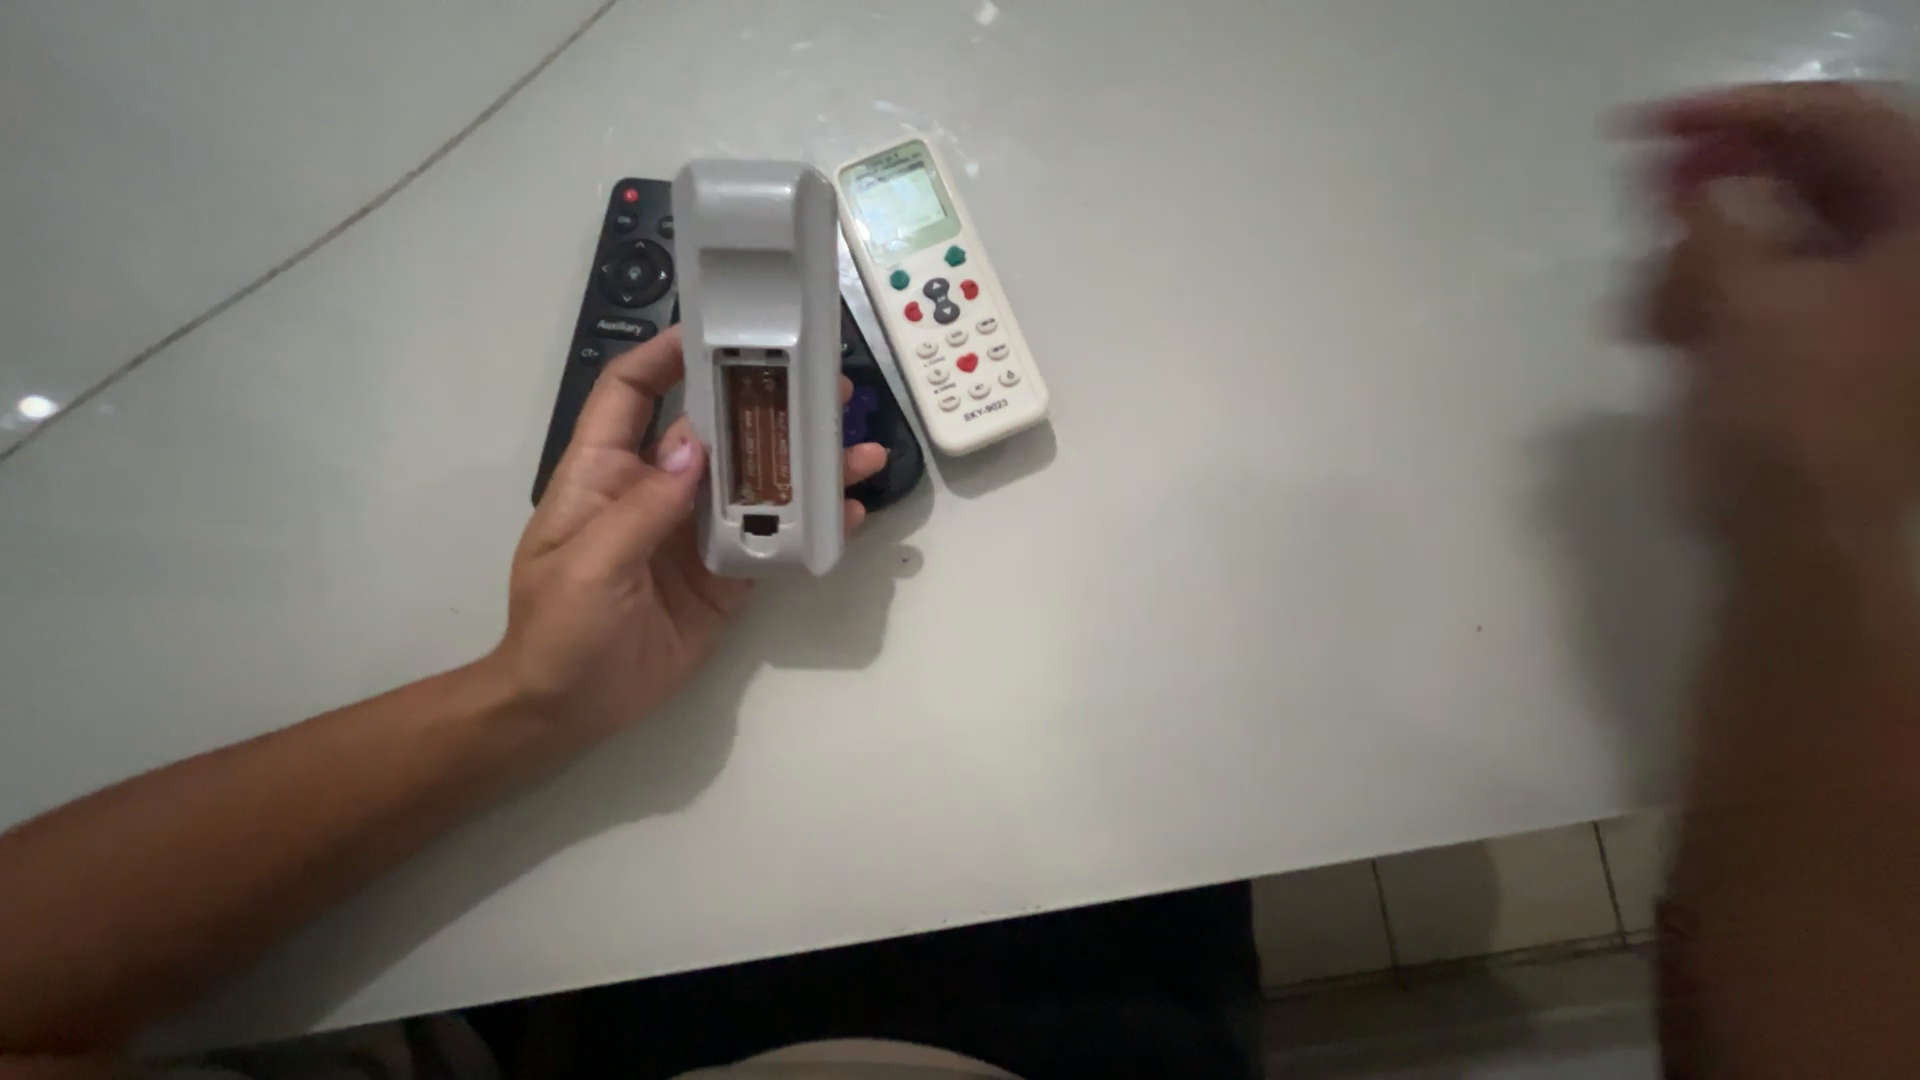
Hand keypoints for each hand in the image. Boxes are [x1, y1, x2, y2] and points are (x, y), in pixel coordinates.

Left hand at [490, 326, 888, 741]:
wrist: (571, 709)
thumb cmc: (558, 631)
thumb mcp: (587, 564)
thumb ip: (642, 506)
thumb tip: (696, 446)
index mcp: (607, 473)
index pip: (631, 392)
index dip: (667, 355)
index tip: (718, 330)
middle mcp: (659, 490)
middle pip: (718, 432)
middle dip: (770, 407)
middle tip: (829, 392)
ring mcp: (698, 533)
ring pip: (758, 484)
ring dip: (809, 468)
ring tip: (862, 454)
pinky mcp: (729, 574)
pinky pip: (774, 540)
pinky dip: (813, 527)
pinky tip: (851, 516)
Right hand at [1633, 82, 1919, 535]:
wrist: (1792, 522)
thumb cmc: (1789, 414)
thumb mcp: (1749, 308)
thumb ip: (1716, 229)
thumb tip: (1686, 175)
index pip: (1839, 123)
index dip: (1740, 112)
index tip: (1644, 126)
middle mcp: (1901, 245)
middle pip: (1795, 179)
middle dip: (1707, 198)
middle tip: (1637, 210)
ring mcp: (1853, 289)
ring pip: (1758, 235)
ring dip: (1691, 260)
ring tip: (1650, 310)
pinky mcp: (1804, 331)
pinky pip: (1742, 284)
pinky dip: (1695, 296)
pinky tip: (1663, 330)